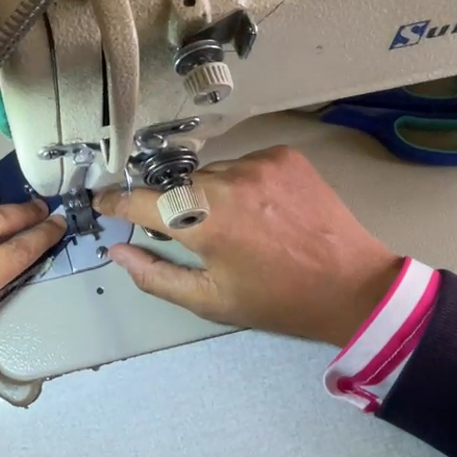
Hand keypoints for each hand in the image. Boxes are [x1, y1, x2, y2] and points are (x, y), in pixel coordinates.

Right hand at [94, 146, 402, 345]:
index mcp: (204, 222)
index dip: (116, 202)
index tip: (102, 201)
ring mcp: (257, 163)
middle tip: (197, 234)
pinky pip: (242, 163)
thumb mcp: (210, 300)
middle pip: (177, 186)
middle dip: (176, 207)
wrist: (353, 285)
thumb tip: (116, 252)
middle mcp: (226, 183)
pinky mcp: (283, 156)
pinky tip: (261, 209)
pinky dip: (241, 183)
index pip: (141, 201)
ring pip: (210, 173)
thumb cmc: (277, 299)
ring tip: (240, 224)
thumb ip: (155, 276)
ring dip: (210, 194)